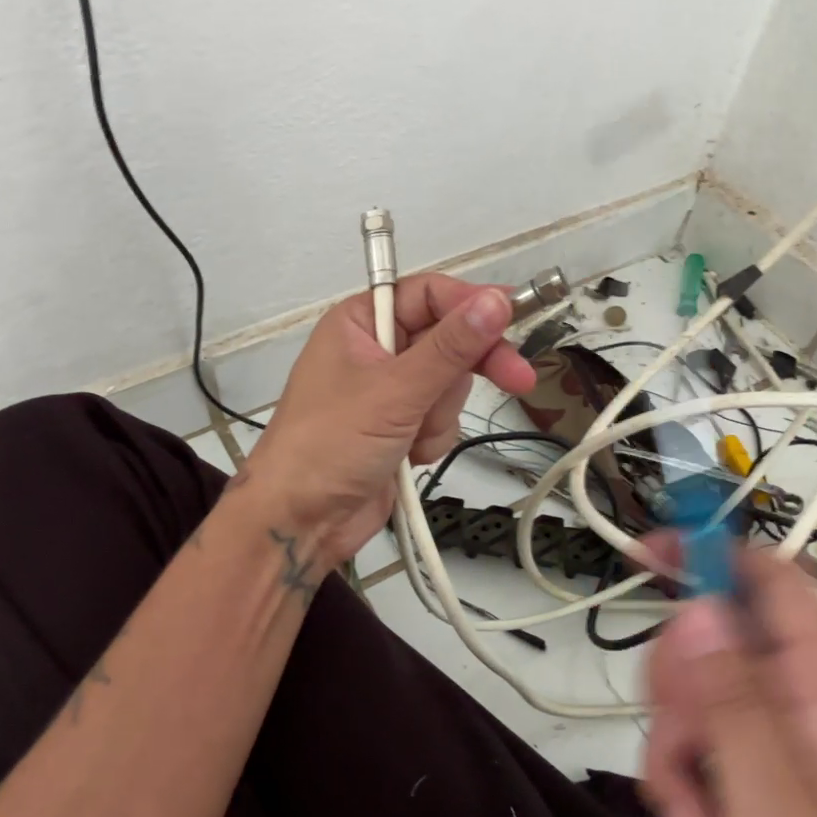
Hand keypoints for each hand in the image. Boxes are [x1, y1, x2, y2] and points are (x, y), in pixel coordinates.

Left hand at [242, 274, 536, 565]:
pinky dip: (432, 439)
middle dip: (465, 369)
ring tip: (409, 438)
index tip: (513, 318)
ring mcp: (387, 392)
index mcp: (360, 322)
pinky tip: (408, 457)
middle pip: (446, 339)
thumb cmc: (330, 446)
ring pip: (448, 385)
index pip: (428, 294)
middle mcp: (374, 350)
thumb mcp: (395, 391)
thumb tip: (495, 301)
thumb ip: (450, 348)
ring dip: (439, 415)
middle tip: (516, 380)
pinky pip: (439, 419)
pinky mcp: (398, 428)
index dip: (471, 305)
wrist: (300, 521)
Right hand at [641, 549, 816, 816]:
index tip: (641, 554)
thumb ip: (733, 702)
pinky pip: (726, 771)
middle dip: (682, 701)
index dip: (709, 552)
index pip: (775, 583)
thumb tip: (702, 603)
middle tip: (681, 764)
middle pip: (727, 653)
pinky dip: (701, 806)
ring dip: (684, 769)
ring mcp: (812, 766)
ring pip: (715, 716)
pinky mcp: (797, 808)